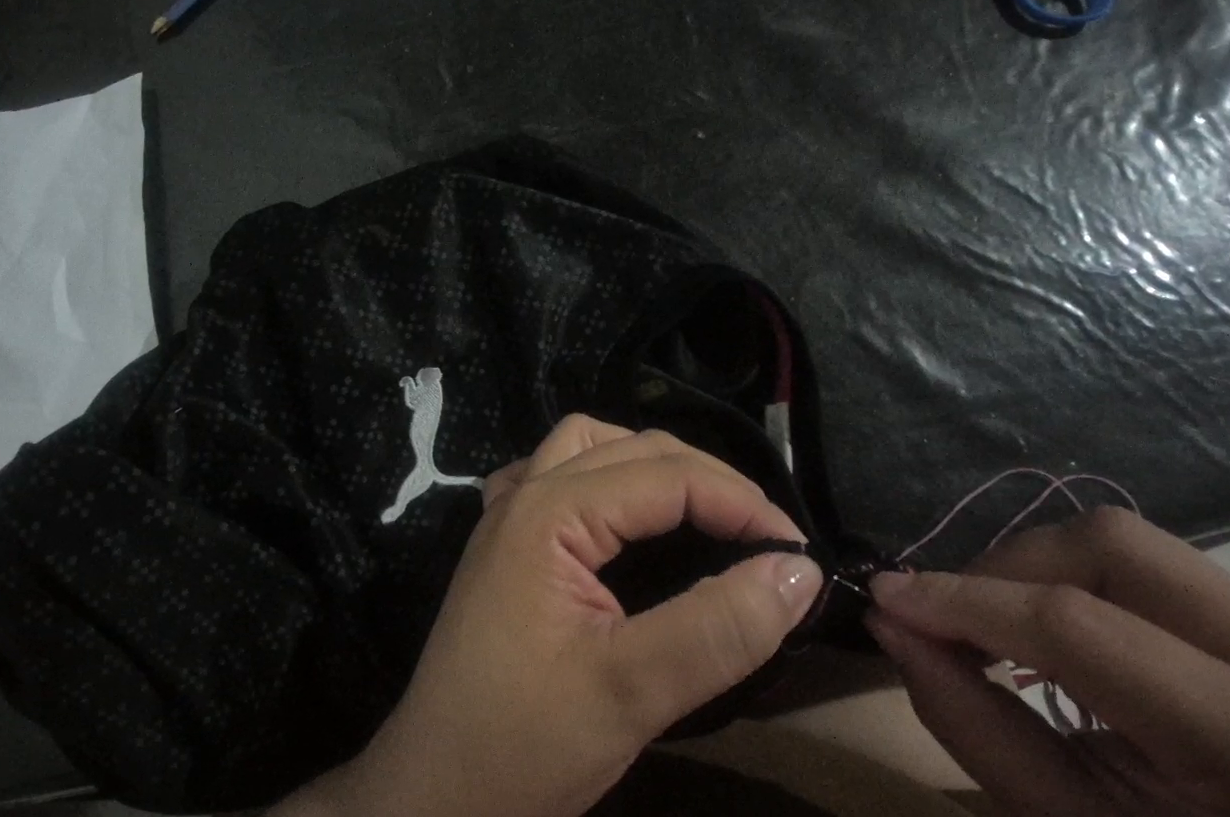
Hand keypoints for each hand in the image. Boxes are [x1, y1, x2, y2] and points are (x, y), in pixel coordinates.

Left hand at [277, 414, 823, 816]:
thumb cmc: (521, 744)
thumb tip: (800, 571)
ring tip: (704, 512)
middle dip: (708, 480)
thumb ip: (718, 628)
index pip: (667, 476)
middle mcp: (525, 494)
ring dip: (654, 465)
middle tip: (764, 538)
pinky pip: (558, 476)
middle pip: (633, 448)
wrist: (429, 795)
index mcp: (549, 512)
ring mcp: (507, 516)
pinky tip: (624, 518)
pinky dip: (607, 480)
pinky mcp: (505, 545)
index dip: (743, 504)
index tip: (800, 553)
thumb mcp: (630, 693)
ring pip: (592, 447)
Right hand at [865, 506, 1229, 816]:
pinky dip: (1072, 580)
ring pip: (1124, 539)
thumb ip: (972, 722)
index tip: (883, 597)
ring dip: (1035, 569)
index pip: (1076, 626)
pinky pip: (1147, 564)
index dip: (965, 602)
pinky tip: (1053, 635)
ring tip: (998, 628)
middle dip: (1004, 569)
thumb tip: (890, 622)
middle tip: (951, 624)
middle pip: (1108, 545)